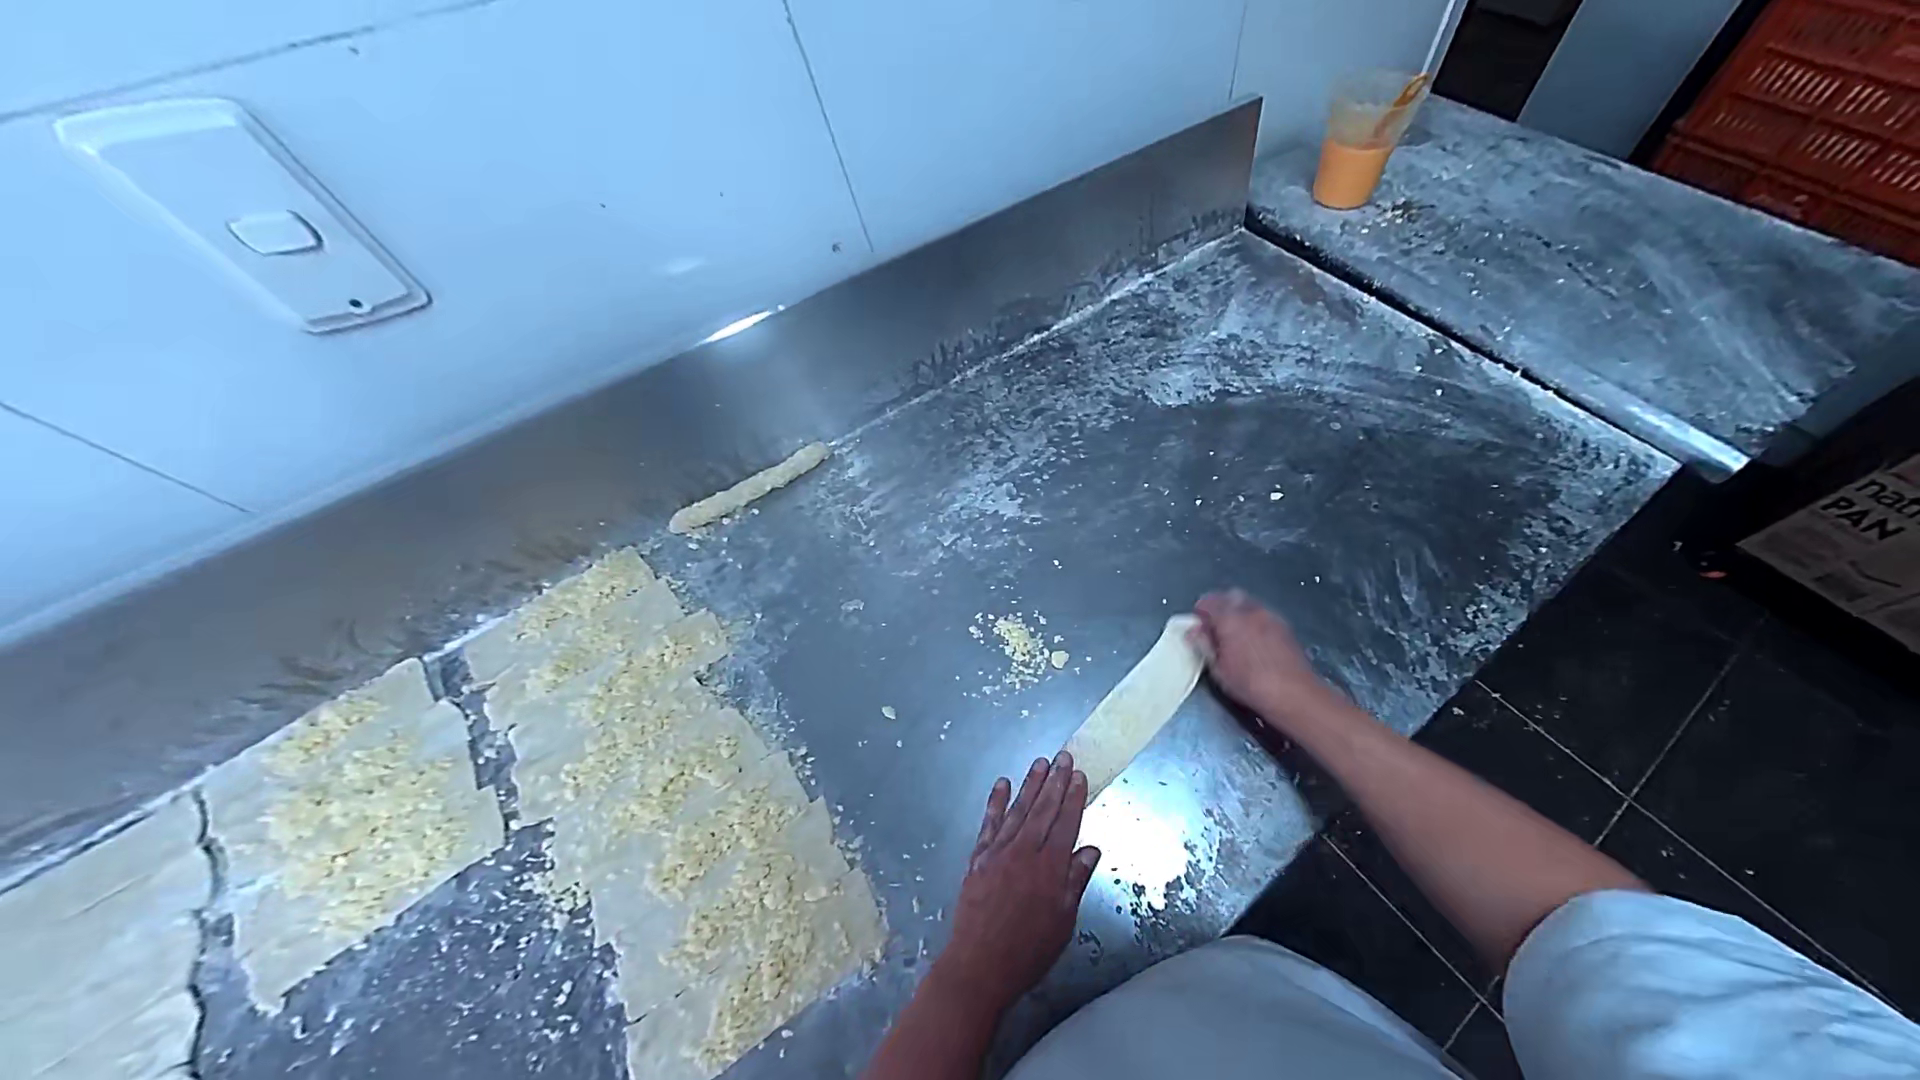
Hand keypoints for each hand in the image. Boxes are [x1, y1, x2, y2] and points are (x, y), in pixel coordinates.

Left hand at [933, 753, 1099, 1015]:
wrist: (979, 965)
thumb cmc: (1028, 951)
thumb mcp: (1063, 922)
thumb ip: (1075, 881)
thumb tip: (1092, 849)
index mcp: (1050, 868)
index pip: (1066, 823)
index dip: (1073, 797)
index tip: (1079, 775)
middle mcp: (1025, 852)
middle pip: (1044, 809)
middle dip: (1055, 781)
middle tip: (1063, 756)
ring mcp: (999, 851)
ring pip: (1019, 810)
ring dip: (1030, 784)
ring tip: (1040, 762)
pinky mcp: (979, 856)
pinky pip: (990, 822)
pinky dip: (997, 802)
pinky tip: (1003, 784)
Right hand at [1190, 589, 1347, 727]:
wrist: (1295, 695)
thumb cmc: (1251, 685)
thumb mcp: (1218, 669)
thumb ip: (1204, 645)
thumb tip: (1194, 632)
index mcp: (1230, 618)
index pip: (1208, 601)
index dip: (1200, 613)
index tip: (1198, 628)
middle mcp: (1251, 611)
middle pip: (1230, 596)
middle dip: (1219, 607)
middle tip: (1214, 628)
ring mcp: (1271, 617)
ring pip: (1248, 603)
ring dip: (1237, 612)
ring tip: (1234, 635)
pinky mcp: (1285, 627)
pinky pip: (1263, 614)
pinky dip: (1253, 620)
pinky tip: (1253, 641)